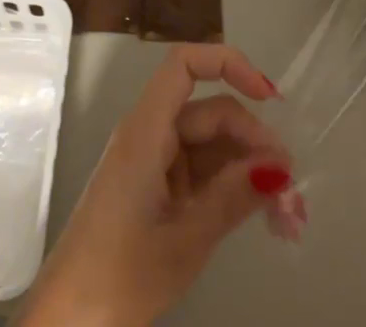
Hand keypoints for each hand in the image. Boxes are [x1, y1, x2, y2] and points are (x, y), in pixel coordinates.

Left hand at [16, 44, 303, 326]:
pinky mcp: (159, 190)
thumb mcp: (186, 239)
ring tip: (290, 219)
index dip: (228, 64)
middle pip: (212, 114)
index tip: (270, 97)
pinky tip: (269, 221)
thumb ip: (233, 196)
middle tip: (293, 194)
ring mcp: (155, 164)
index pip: (184, 66)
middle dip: (257, 145)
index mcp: (145, 133)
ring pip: (215, 147)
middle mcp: (150, 137)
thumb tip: (278, 166)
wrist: (72, 317)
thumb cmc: (120, 275)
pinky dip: (237, 191)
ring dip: (254, 174)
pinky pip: (206, 174)